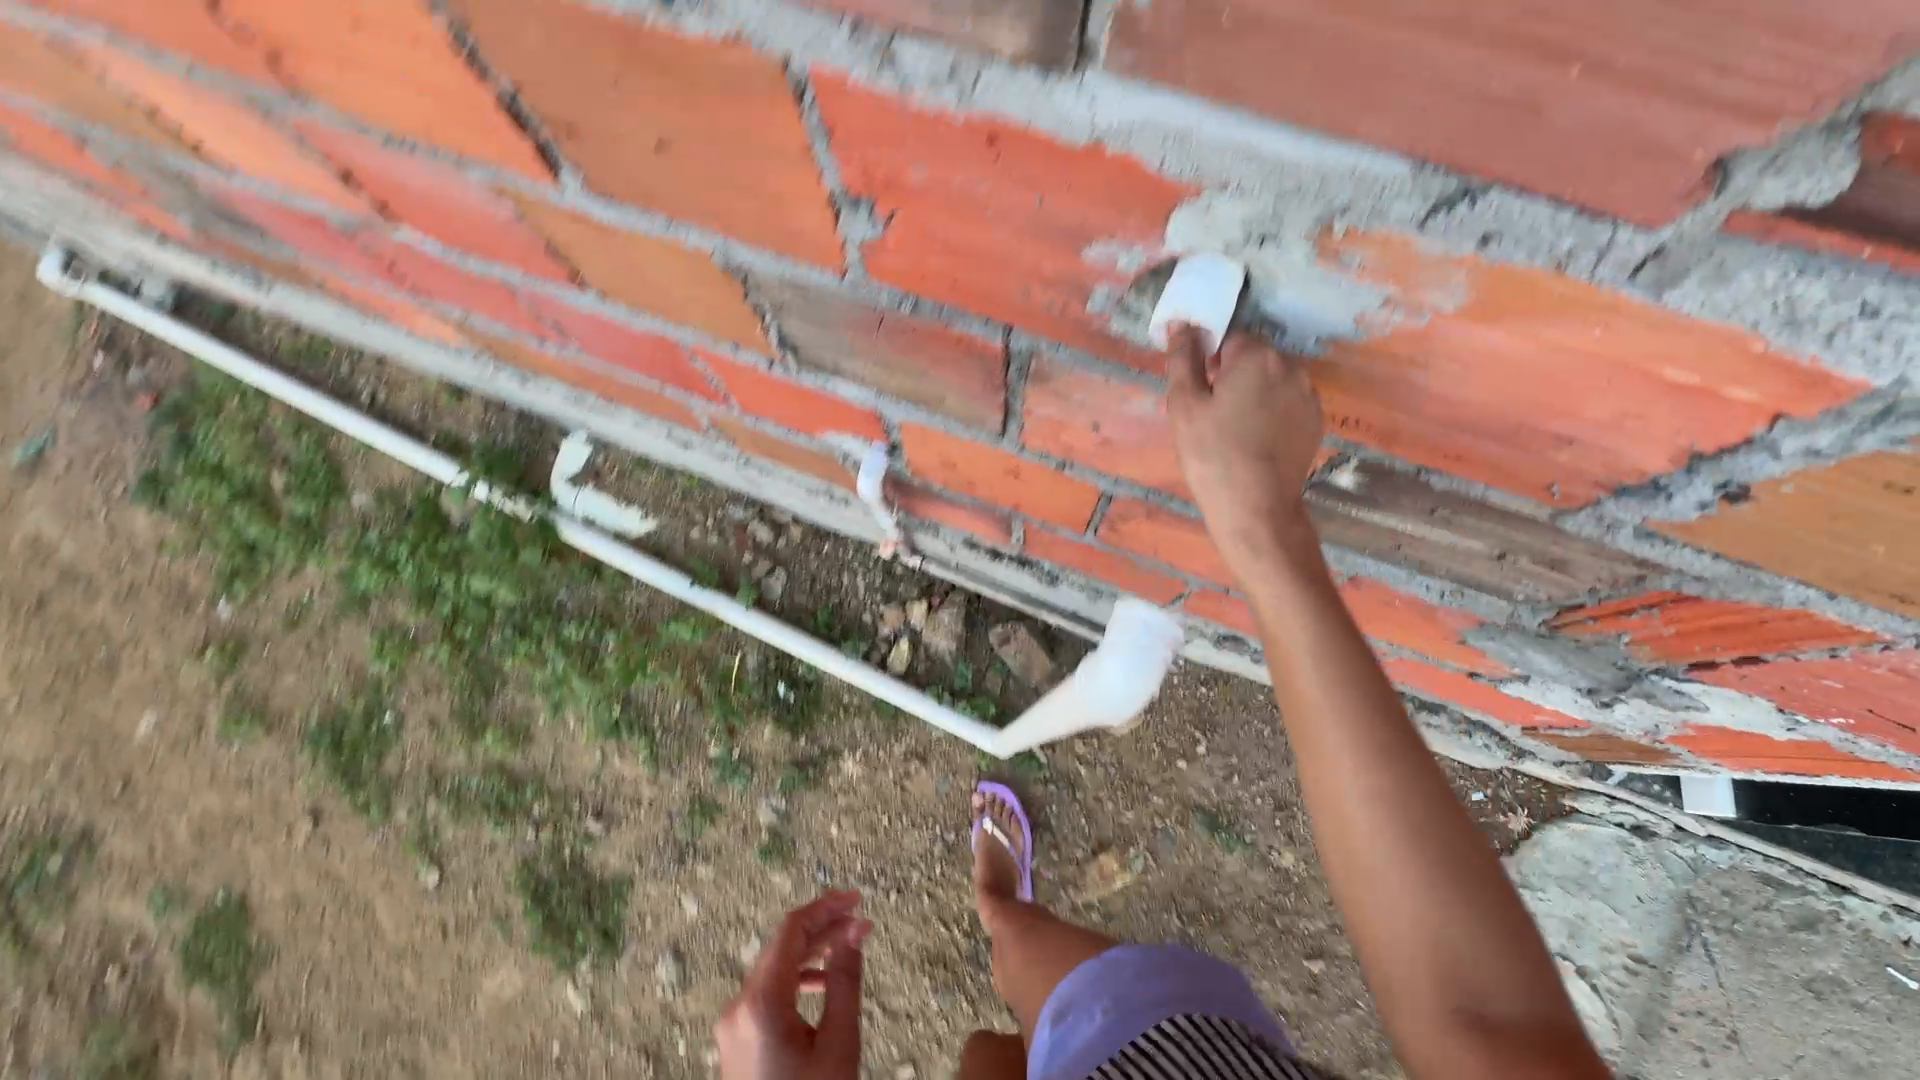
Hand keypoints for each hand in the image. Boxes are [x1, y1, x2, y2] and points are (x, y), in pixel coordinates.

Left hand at [716, 891, 871, 1079]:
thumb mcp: (839, 1044)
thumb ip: (844, 980)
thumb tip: (853, 929)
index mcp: (760, 1002)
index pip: (791, 931)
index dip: (826, 907)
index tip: (858, 899)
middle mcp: (738, 1005)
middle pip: (781, 946)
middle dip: (822, 925)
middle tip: (860, 916)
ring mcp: (733, 1023)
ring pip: (774, 967)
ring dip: (811, 950)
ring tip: (848, 943)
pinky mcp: (736, 1037)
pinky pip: (767, 991)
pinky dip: (796, 977)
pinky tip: (822, 981)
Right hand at [1166, 325, 1326, 572]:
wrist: (1256, 507)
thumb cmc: (1212, 454)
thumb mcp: (1183, 405)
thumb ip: (1183, 358)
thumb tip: (1183, 326)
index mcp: (1256, 355)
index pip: (1227, 335)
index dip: (1207, 357)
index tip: (1196, 386)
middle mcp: (1290, 366)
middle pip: (1252, 357)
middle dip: (1230, 373)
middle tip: (1208, 412)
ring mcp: (1308, 394)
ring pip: (1270, 380)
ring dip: (1251, 392)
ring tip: (1231, 429)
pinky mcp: (1315, 421)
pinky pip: (1286, 403)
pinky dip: (1269, 412)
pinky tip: (1253, 441)